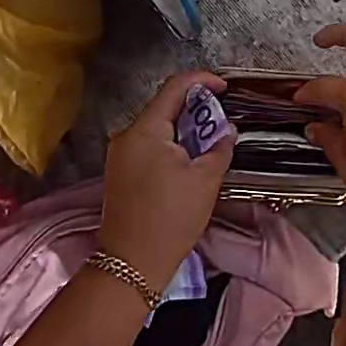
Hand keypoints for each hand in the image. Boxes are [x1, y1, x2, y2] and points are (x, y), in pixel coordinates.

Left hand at [99, 72, 233, 286]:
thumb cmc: (171, 218)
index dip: (202, 81)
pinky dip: (170, 143)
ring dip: (183, 127)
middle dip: (195, 107)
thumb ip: (219, 147)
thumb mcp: (205, 181)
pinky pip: (148, 143)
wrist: (131, 265)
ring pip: (156, 126)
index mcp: (145, 129)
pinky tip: (187, 158)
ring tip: (208, 140)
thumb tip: (226, 129)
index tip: (224, 87)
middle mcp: (127, 134)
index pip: (174, 87)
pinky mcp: (119, 170)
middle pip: (163, 105)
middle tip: (220, 118)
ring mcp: (119, 153)